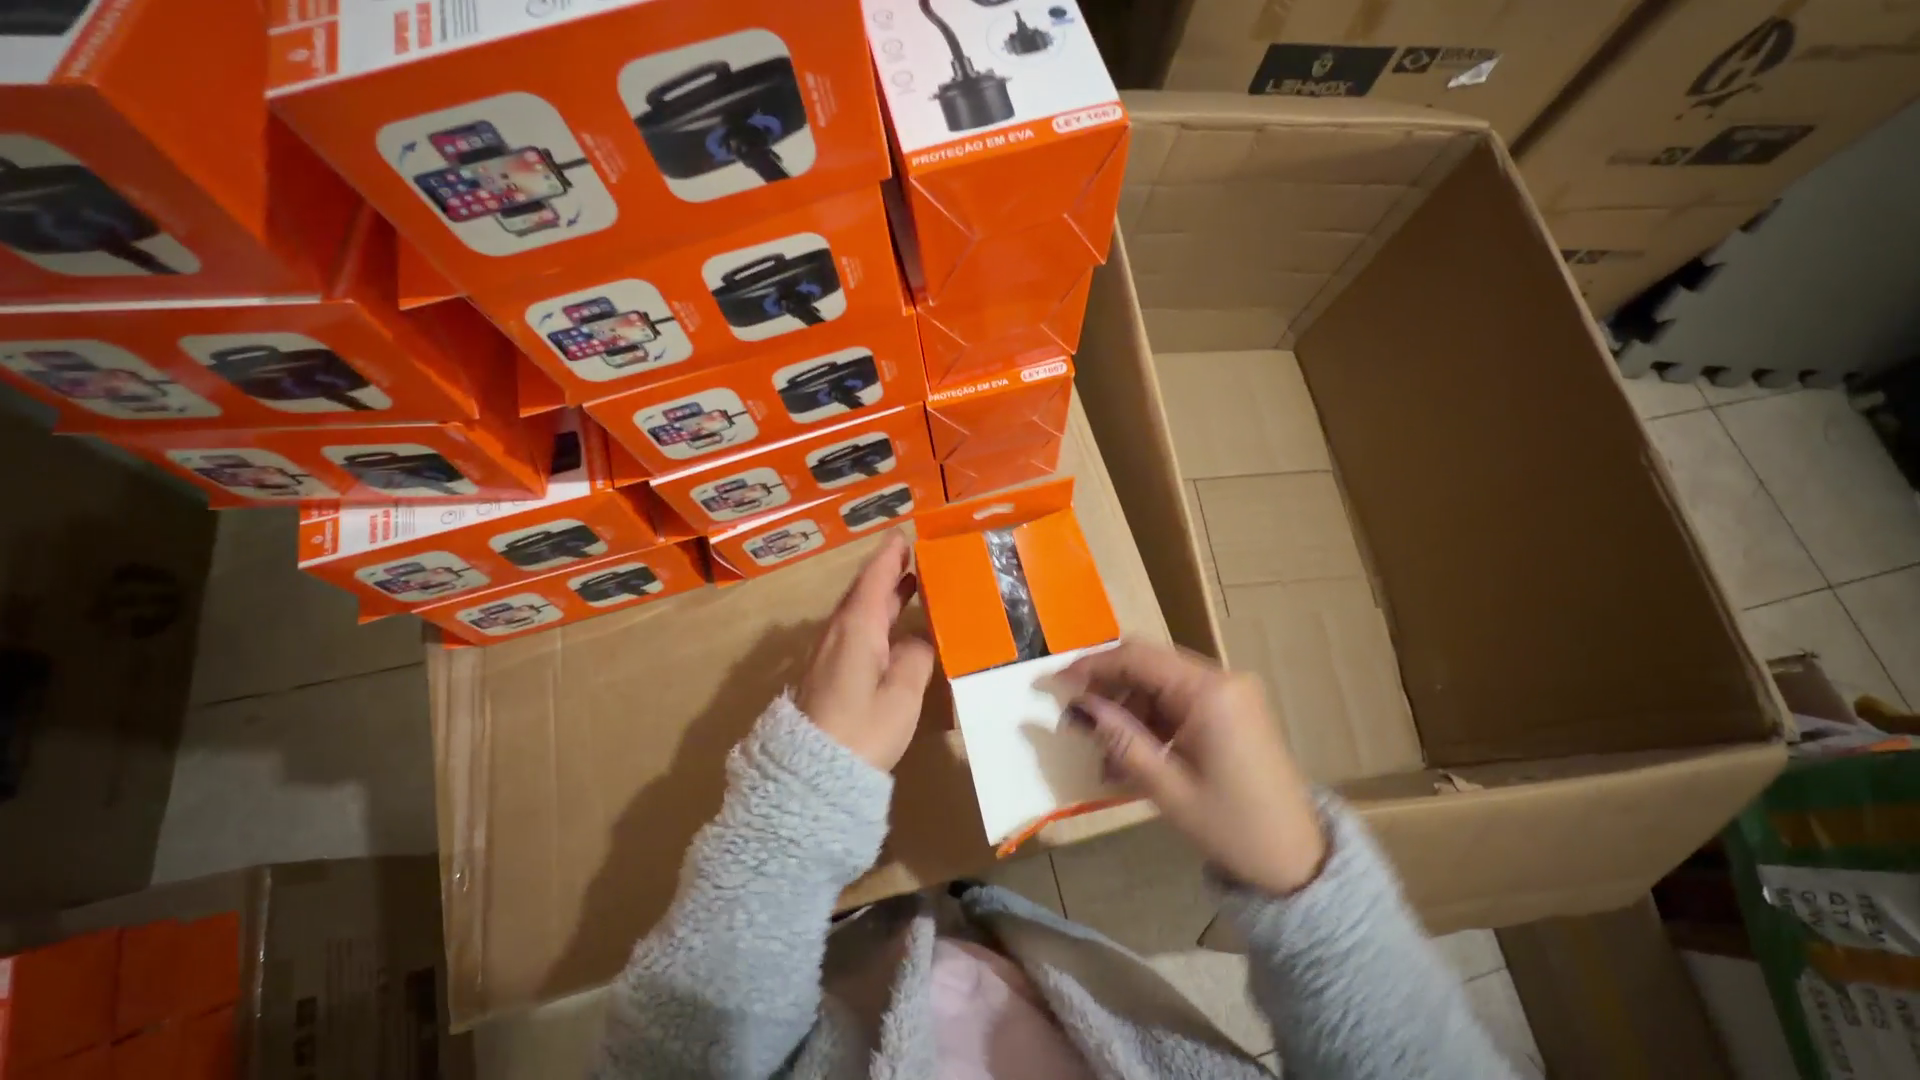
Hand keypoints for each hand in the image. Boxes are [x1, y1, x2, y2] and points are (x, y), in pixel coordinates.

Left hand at [796, 532, 936, 771]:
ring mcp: (829, 655)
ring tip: (909, 586)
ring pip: (857, 614)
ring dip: (882, 598)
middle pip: (863, 593)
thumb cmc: (862, 730)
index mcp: (857, 628)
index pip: (874, 579)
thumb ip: (916, 659)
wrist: (811, 774)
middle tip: (913, 557)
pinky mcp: (827, 676)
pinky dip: (876, 621)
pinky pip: (855, 632)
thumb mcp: (902, 696)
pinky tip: (891, 633)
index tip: (902, 534)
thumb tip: (920, 640)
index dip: (889, 556)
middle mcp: (838, 634)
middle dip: (887, 574)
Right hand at [1061, 641, 1327, 894]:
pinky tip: (1136, 758)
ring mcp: (1233, 694)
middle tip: (1078, 728)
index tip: (1054, 685)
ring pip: (1162, 685)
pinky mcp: (1235, 711)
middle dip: (1110, 693)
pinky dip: (1154, 723)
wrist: (1296, 860)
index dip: (1091, 666)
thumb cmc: (1231, 827)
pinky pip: (1182, 703)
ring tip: (1108, 760)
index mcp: (1210, 692)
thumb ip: (1119, 738)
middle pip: (1149, 667)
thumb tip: (1077, 707)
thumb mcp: (1166, 786)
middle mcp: (1223, 680)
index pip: (1138, 657)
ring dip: (1130, 713)